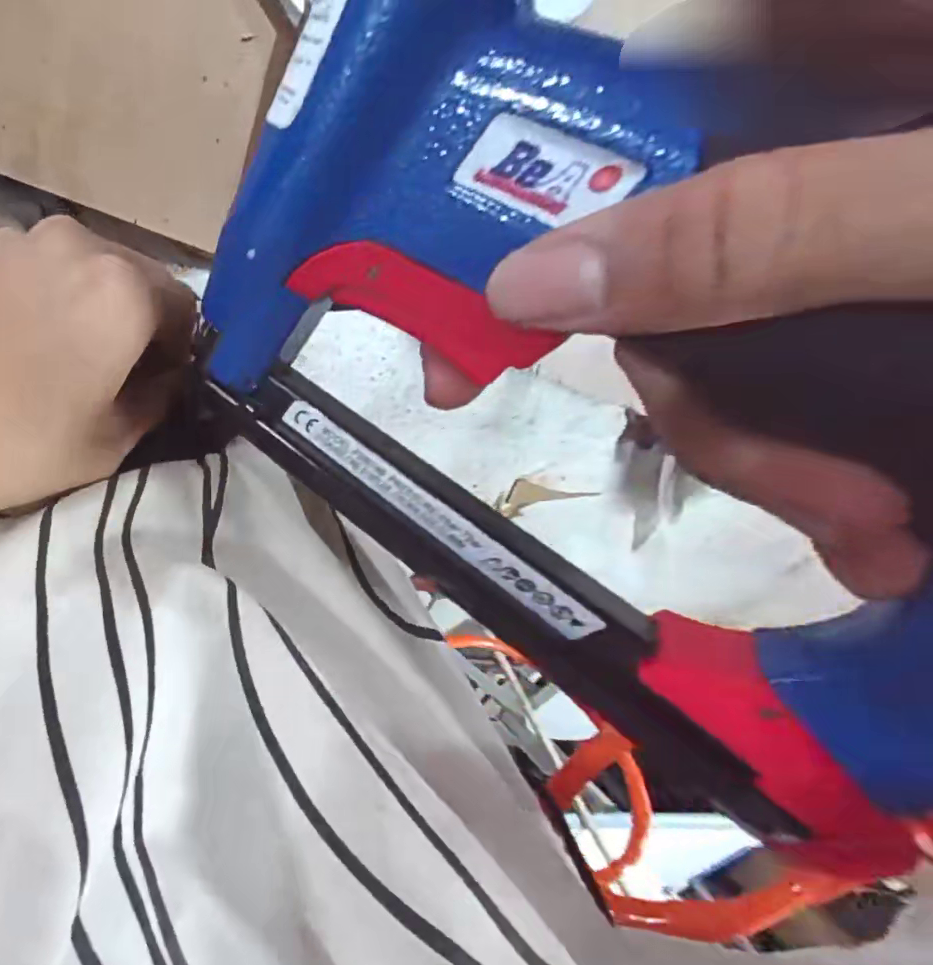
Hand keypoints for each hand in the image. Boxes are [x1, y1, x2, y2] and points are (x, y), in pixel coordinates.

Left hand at [0, 216, 196, 535]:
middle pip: (137, 281)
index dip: (177, 355)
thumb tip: (166, 376)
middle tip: (104, 381)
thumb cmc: (10, 450)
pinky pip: (41, 272)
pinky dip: (48, 300)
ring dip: (90, 309)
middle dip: (135, 326)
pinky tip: (18, 345)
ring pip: (87, 272)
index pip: (187, 311)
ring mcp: (22, 241)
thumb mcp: (106, 446)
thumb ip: (156, 400)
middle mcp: (80, 241)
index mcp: (124, 288)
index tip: (152, 390)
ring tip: (55, 364)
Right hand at [422, 126, 932, 597]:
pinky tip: (874, 515)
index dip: (532, 183)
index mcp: (890, 60)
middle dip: (680, 370)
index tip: (464, 296)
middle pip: (664, 249)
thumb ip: (773, 227)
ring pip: (715, 332)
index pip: (655, 90)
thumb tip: (526, 282)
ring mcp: (878, 234)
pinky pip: (787, 380)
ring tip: (856, 514)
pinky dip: (806, 460)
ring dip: (749, 440)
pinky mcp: (890, 308)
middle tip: (755, 461)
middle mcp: (874, 136)